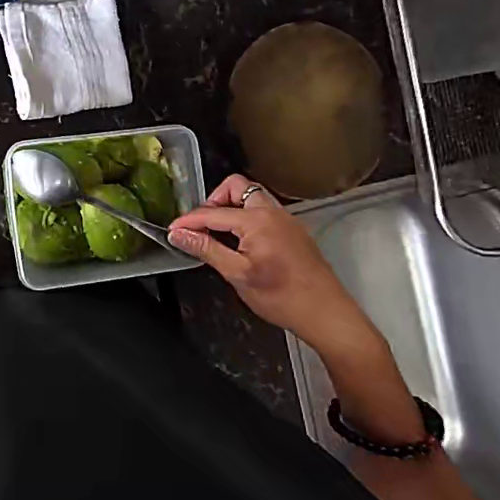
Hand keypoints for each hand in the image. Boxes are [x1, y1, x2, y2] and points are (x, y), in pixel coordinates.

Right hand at [168, 175, 378, 357]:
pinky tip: (240, 242)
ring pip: (251, 197)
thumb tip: (180, 234)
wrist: (325, 312)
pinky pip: (264, 211)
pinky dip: (246, 217)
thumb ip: (206, 249)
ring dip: (231, 208)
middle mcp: (273, 211)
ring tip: (217, 234)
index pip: (213, 212)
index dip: (189, 221)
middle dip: (213, 201)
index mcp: (257, 220)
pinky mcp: (293, 230)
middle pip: (236, 187)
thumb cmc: (282, 297)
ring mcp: (286, 219)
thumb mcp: (237, 274)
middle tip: (200, 226)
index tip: (173, 230)